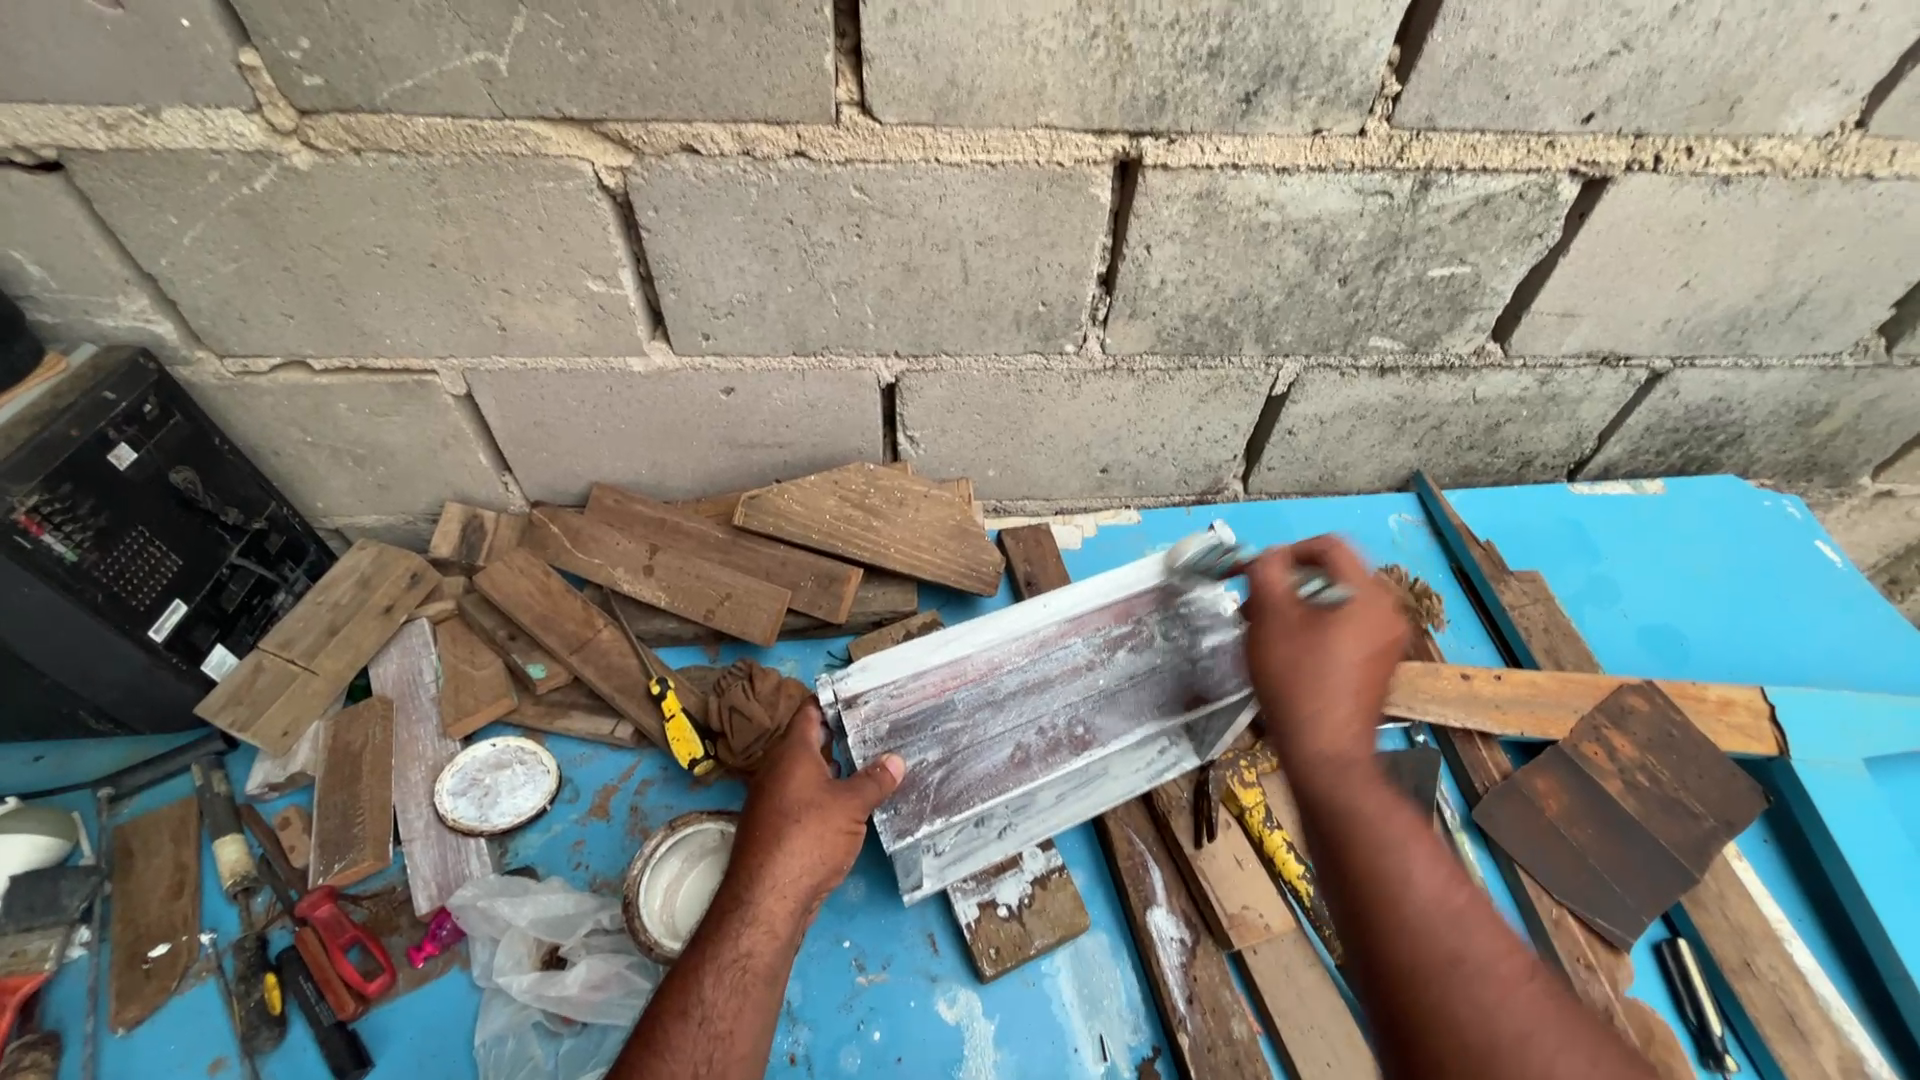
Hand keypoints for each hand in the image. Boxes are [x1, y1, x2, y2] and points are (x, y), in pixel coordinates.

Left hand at [726, 701, 905, 925]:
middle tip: (876, 727)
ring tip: (871, 761)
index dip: (833, 700)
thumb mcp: (851, 806)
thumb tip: (896, 760)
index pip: (810, 711)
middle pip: (809, 741)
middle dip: (840, 734)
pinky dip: (827, 792)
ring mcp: (774, 799)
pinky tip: (852, 801)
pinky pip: (805, 796)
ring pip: (808, 771)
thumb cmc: (808, 838)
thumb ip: (874, 780)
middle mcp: (777, 770)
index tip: (860, 695)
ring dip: (835, 767)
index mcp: (791, 752)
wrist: (767, 899)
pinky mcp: (777, 826)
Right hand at [1242, 535, 1410, 774]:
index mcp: (1370, 593)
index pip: (1329, 546)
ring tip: (1267, 629)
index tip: (1257, 574)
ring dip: (1299, 606)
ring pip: (1338, 602)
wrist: (1324, 751)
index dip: (1287, 552)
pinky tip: (1289, 651)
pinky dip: (1316, 628)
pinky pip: (1347, 628)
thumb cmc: (1296, 678)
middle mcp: (1390, 611)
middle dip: (1290, 583)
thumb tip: (1269, 558)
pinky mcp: (1380, 665)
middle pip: (1335, 574)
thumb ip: (1266, 571)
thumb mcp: (1270, 616)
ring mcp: (1389, 641)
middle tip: (1256, 605)